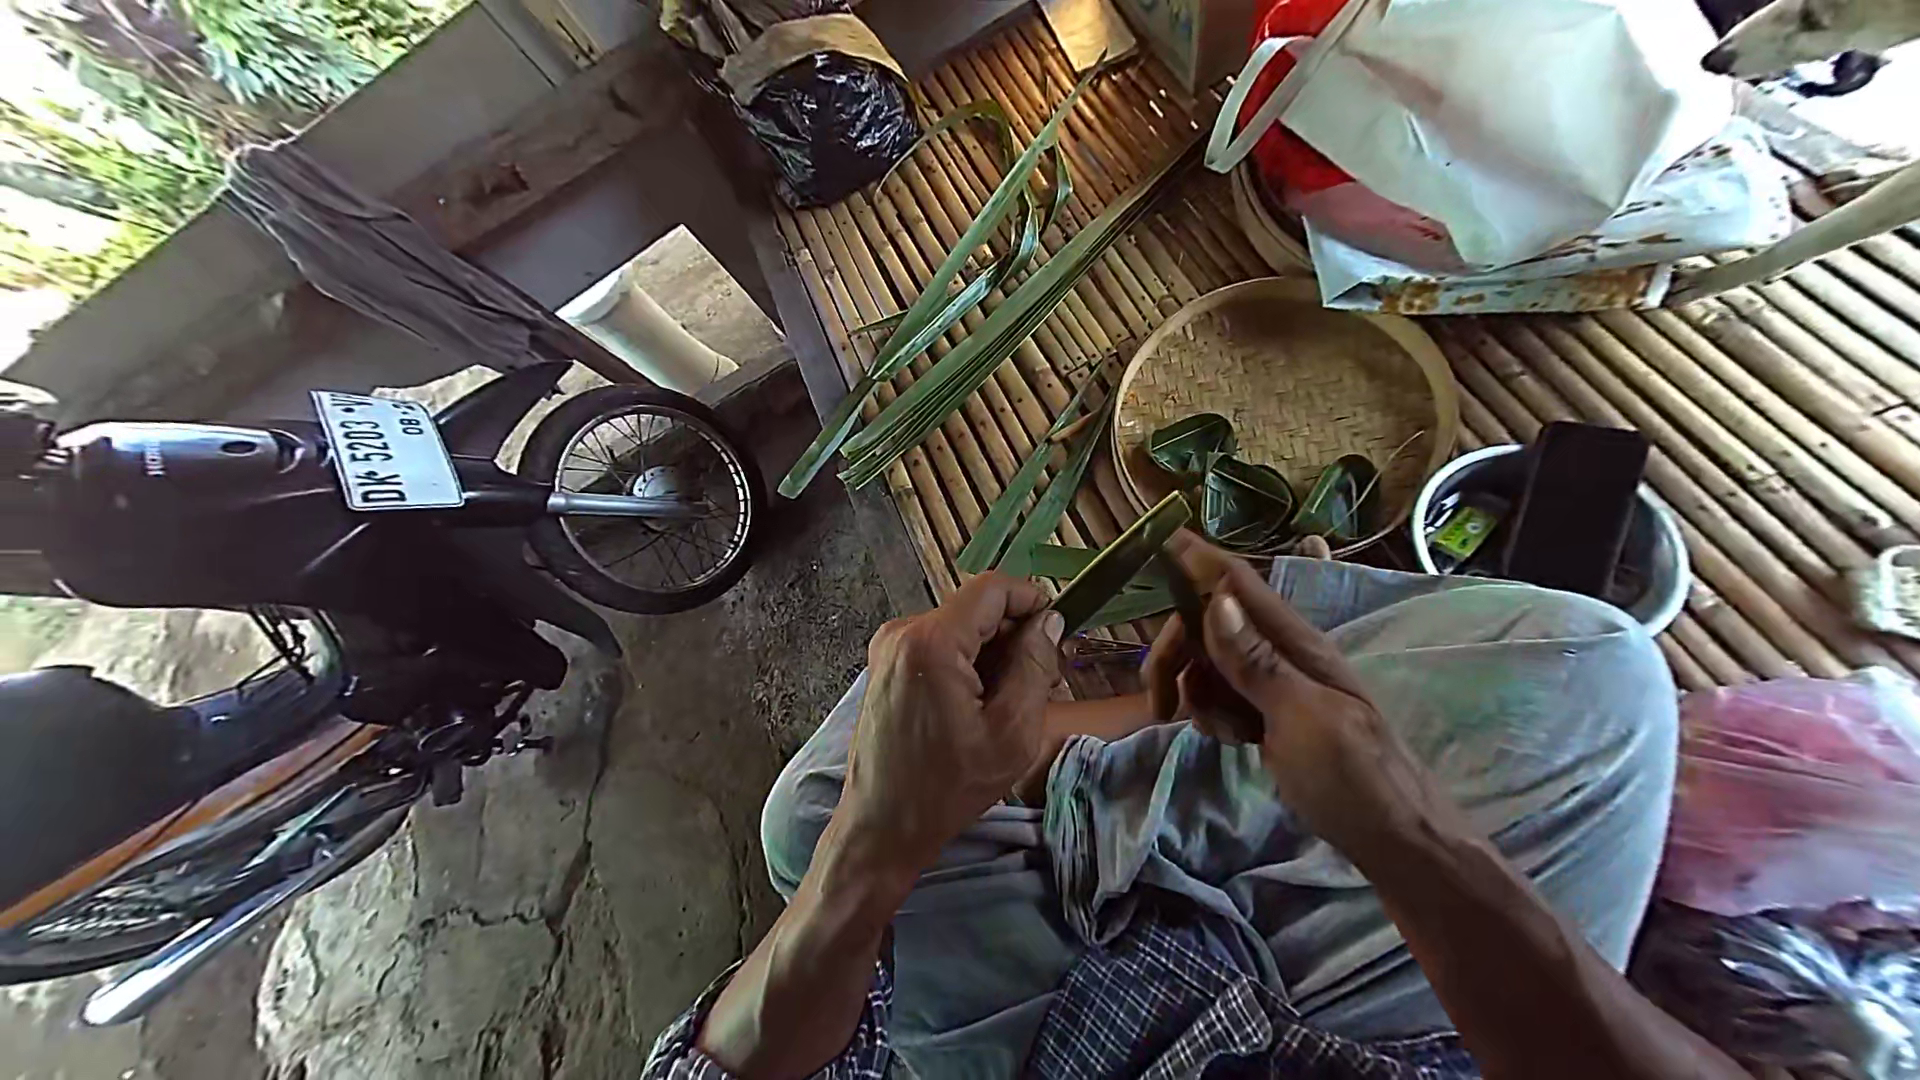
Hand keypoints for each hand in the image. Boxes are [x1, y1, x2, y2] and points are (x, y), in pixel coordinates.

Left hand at [837, 573, 1064, 880]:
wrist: (881, 824)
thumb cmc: (946, 788)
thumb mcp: (1011, 732)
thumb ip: (1035, 665)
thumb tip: (1049, 621)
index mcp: (931, 642)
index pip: (993, 588)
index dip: (1032, 600)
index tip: (1055, 634)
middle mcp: (903, 631)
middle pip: (976, 607)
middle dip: (1015, 635)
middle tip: (1042, 680)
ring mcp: (889, 646)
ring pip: (961, 626)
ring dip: (993, 653)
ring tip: (1008, 701)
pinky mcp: (886, 663)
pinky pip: (939, 643)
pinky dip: (967, 662)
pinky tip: (978, 703)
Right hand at [1144, 534, 1433, 856]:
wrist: (1398, 845)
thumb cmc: (1357, 782)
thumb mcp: (1305, 721)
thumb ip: (1257, 662)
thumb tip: (1217, 601)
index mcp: (1296, 642)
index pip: (1238, 583)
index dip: (1198, 558)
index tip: (1159, 536)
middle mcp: (1281, 652)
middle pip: (1207, 625)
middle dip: (1175, 655)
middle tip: (1160, 704)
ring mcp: (1275, 682)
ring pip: (1207, 661)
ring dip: (1195, 693)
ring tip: (1224, 734)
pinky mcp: (1268, 710)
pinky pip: (1219, 694)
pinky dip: (1211, 713)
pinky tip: (1233, 741)